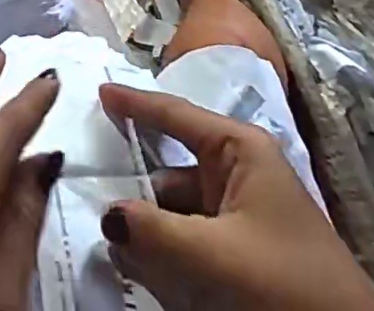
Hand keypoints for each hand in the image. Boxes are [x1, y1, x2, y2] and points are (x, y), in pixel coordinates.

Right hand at [98, 84, 373, 310]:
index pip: (176, 115)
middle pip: (169, 170)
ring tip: (106, 242)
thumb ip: (156, 233)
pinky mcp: (239, 249)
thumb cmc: (287, 281)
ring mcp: (238, 212)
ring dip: (146, 229)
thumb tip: (109, 216)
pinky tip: (139, 268)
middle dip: (134, 188)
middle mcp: (237, 171)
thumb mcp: (217, 255)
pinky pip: (189, 242)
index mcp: (239, 149)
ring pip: (176, 212)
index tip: (100, 91)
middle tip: (86, 190)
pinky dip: (164, 254)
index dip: (136, 103)